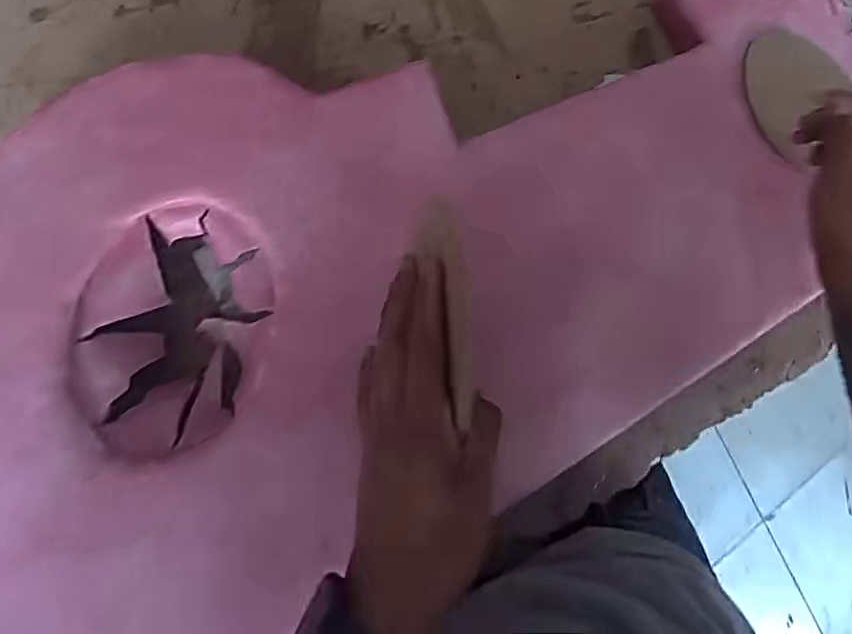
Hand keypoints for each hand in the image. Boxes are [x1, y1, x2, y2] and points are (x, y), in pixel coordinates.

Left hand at [346, 253, 501, 633]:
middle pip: (395, 345)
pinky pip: (370, 386)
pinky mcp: (370, 446)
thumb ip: (481, 429)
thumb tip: (476, 395)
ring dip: (391, 321)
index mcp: (419, 420)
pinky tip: (380, 350)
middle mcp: (390, 416)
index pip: (423, 347)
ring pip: (379, 362)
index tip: (430, 265)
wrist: (392, 592)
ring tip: (401, 290)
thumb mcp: (478, 483)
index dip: (427, 304)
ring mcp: (375, 430)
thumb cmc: (443, 535)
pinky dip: (377, 355)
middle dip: (404, 299)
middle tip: (413, 259)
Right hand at [796, 91, 851, 268]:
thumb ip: (841, 131)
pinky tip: (812, 160)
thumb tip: (839, 104)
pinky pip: (849, 160)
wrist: (843, 261)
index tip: (819, 99)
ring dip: (827, 136)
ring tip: (801, 142)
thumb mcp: (839, 167)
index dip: (849, 102)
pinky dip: (830, 153)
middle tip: (801, 126)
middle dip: (832, 120)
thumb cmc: (841, 213)